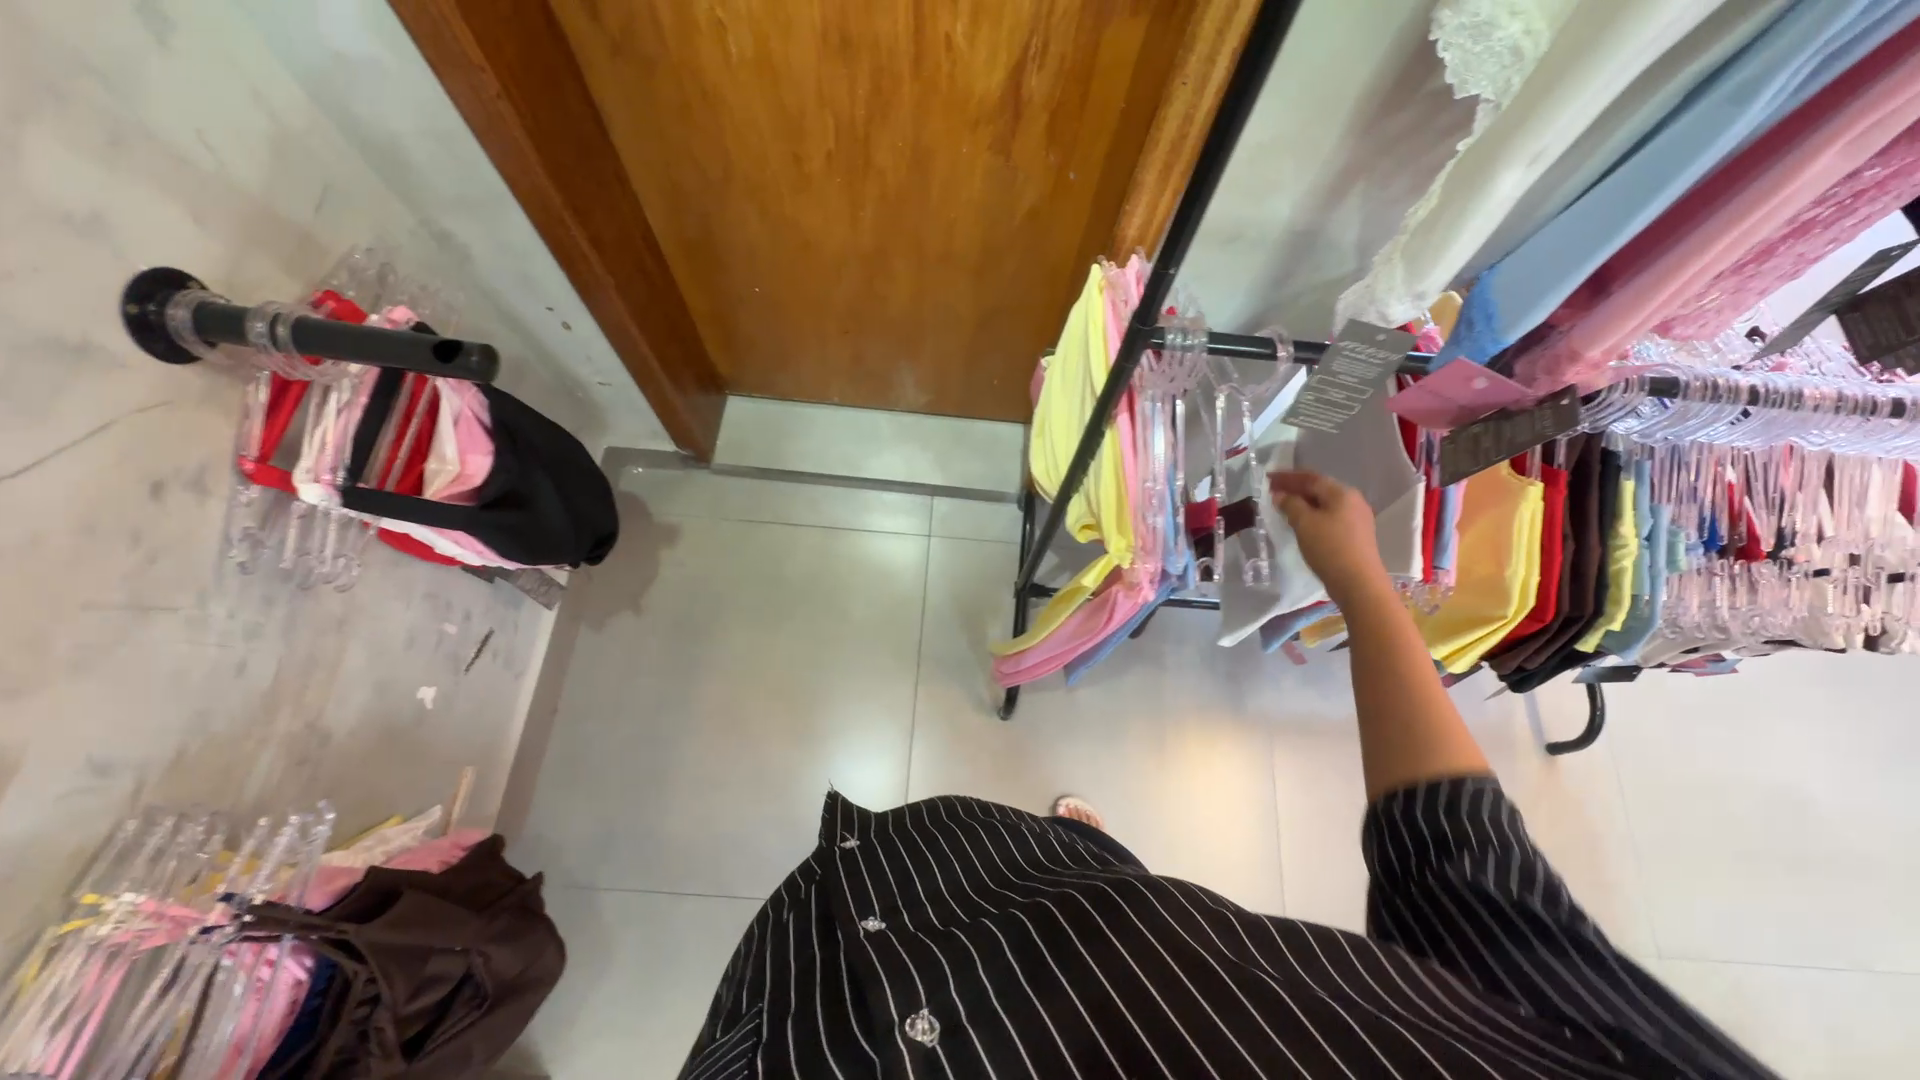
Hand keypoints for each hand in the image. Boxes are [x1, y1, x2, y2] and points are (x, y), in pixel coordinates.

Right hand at [1268, 469, 1387, 604]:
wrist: (1358, 583)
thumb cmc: (1329, 548)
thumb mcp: (1304, 523)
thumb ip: (1290, 504)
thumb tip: (1280, 495)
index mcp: (1342, 493)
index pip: (1311, 478)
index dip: (1288, 477)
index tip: (1268, 478)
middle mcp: (1353, 501)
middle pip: (1320, 489)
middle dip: (1296, 489)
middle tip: (1274, 492)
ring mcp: (1357, 518)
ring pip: (1325, 504)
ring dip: (1304, 503)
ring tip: (1285, 507)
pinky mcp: (1356, 535)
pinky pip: (1330, 517)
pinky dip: (1314, 515)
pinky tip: (1303, 523)